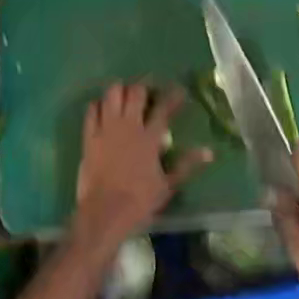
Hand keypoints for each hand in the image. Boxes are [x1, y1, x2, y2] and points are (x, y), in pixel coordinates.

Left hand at [71, 83, 211, 250]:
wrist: (105, 211)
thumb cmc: (139, 200)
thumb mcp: (168, 185)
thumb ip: (187, 164)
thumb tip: (209, 152)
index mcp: (150, 138)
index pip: (164, 108)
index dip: (173, 96)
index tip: (179, 90)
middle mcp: (128, 126)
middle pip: (135, 92)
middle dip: (143, 87)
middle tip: (148, 92)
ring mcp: (106, 129)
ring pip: (111, 94)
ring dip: (120, 90)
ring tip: (125, 95)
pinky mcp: (89, 136)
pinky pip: (91, 110)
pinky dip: (98, 105)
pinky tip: (103, 108)